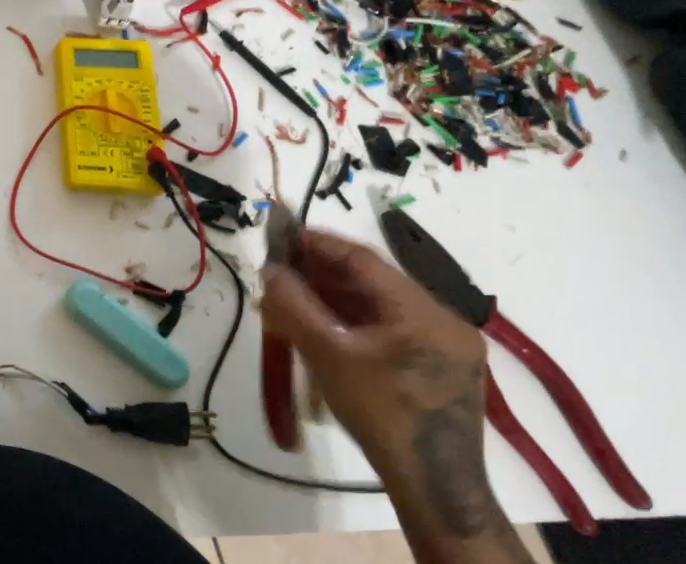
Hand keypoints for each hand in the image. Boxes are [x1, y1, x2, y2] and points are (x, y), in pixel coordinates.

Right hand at [263, 230, 521, 556]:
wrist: (433, 483)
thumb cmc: (380, 411)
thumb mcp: (327, 354)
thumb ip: (294, 305)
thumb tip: (270, 269)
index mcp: (425, 312)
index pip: (363, 259)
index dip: (318, 243)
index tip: (279, 234)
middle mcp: (444, 321)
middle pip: (372, 281)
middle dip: (320, 274)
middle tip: (278, 272)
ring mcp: (447, 346)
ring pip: (379, 306)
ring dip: (333, 299)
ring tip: (290, 301)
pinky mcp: (442, 367)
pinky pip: (390, 329)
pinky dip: (352, 322)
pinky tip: (321, 329)